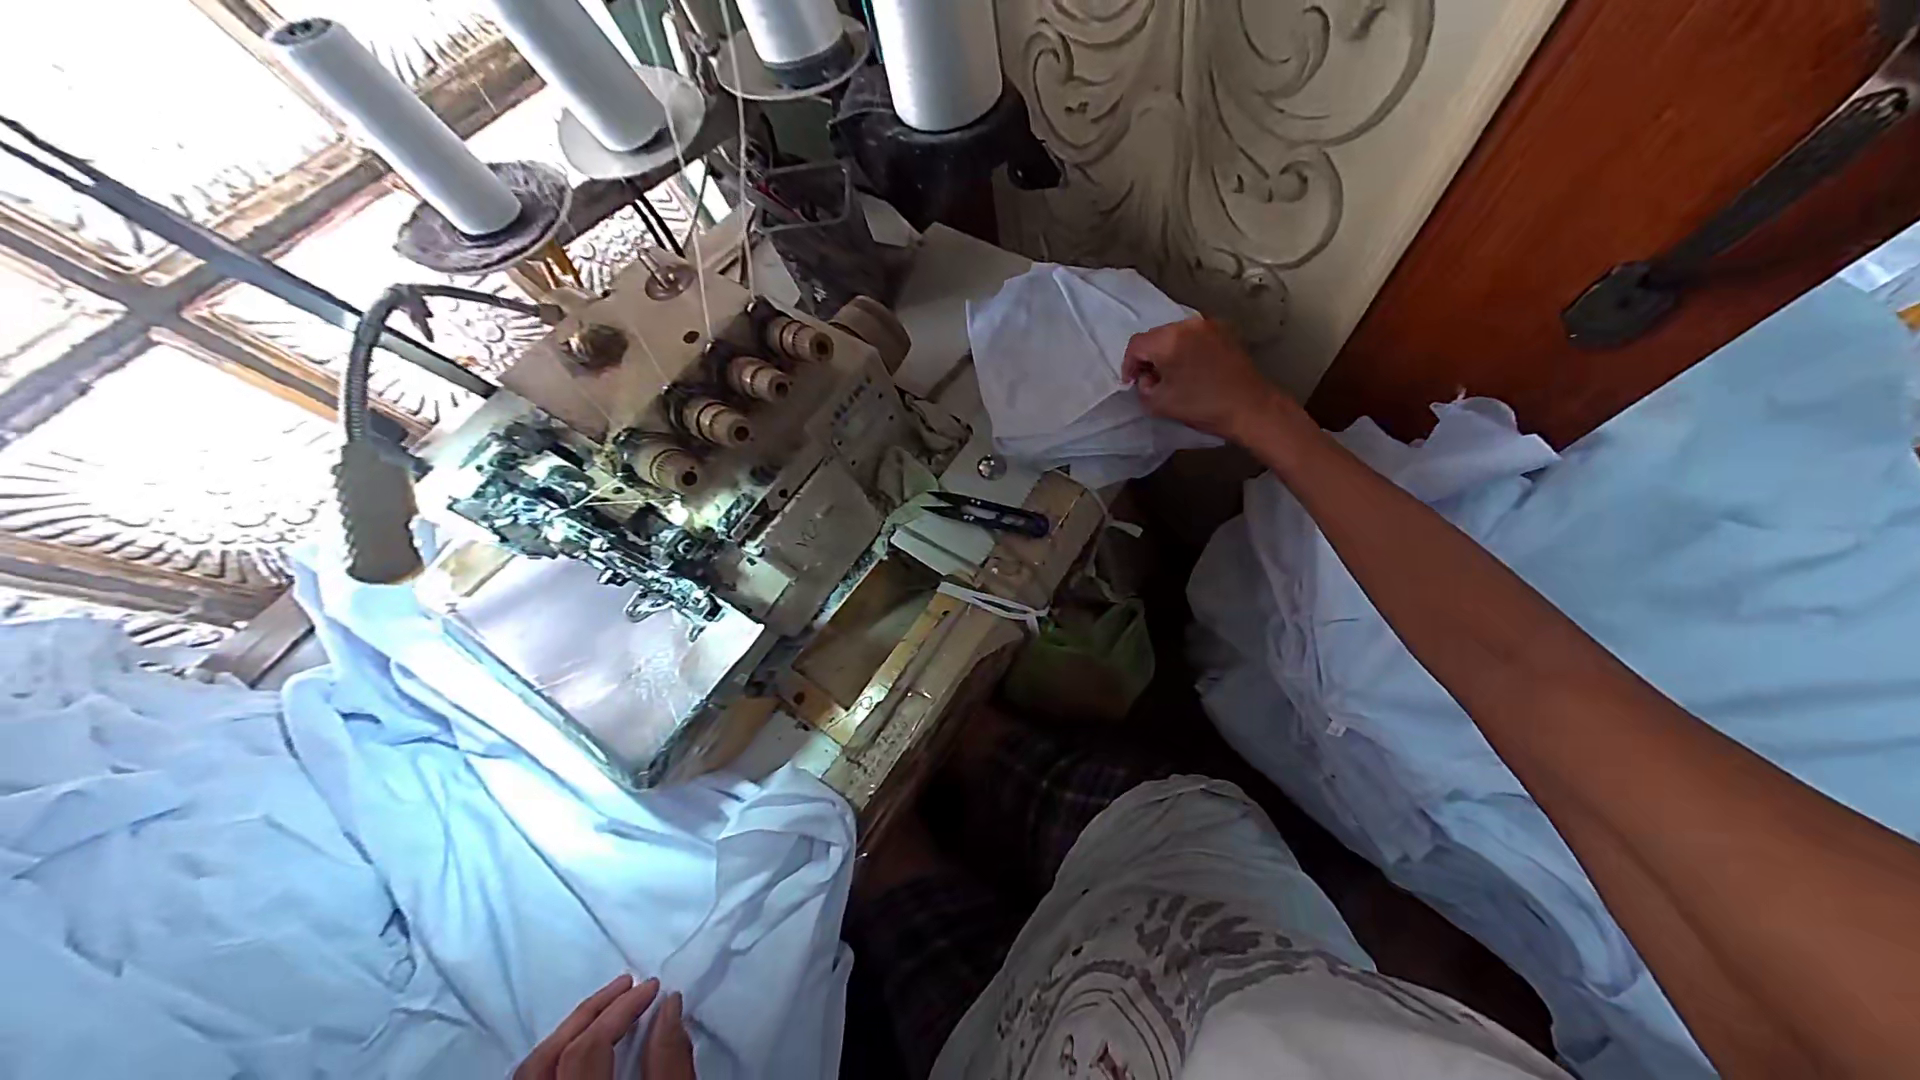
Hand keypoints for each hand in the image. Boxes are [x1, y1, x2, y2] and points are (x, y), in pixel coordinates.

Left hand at [515, 974, 696, 1079]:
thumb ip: (670, 1062)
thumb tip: (669, 1005)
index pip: (587, 1051)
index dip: (621, 1012)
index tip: (652, 988)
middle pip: (545, 1058)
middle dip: (590, 1013)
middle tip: (627, 986)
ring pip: (530, 1070)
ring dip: (569, 1030)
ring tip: (607, 1007)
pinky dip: (555, 1054)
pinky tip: (583, 1042)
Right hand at [1121, 317, 1290, 441]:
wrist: (1250, 407)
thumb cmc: (1202, 406)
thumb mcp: (1159, 404)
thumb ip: (1142, 387)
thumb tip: (1147, 377)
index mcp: (1169, 340)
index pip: (1136, 345)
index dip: (1129, 365)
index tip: (1131, 383)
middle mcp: (1188, 325)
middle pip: (1156, 337)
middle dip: (1149, 357)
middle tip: (1151, 380)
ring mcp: (1210, 326)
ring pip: (1176, 336)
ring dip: (1169, 353)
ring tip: (1173, 375)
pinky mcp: (1226, 332)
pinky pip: (1196, 337)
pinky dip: (1188, 350)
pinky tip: (1193, 370)